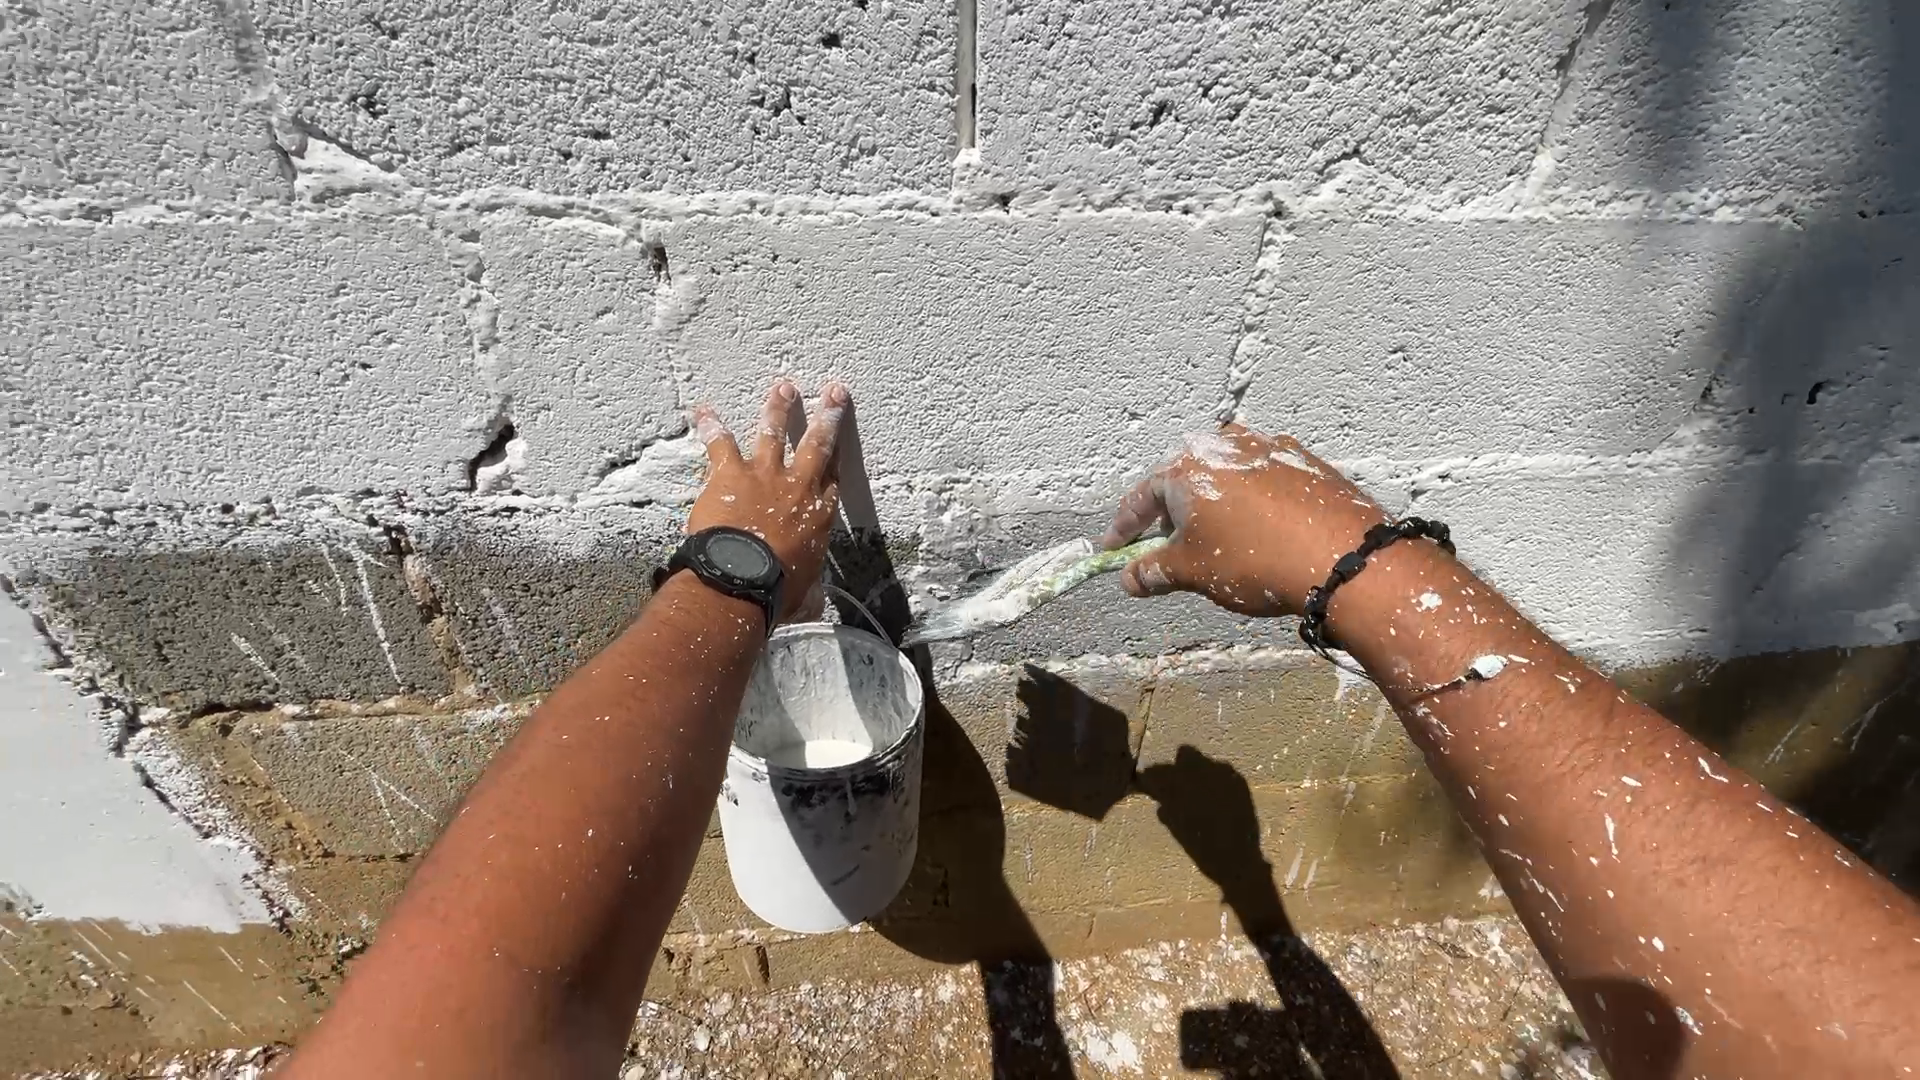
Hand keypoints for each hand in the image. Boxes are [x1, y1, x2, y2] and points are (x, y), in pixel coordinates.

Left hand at [689, 380, 848, 621]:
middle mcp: (799, 487)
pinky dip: (711, 426)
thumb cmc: (777, 591)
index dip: (836, 459)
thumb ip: (809, 592)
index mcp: (820, 515)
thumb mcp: (804, 595)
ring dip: (779, 407)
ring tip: (783, 386)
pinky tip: (703, 410)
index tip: (837, 444)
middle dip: (829, 415)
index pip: (833, 479)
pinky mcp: (731, 473)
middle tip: (834, 391)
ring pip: (775, 431)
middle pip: (818, 443)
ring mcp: (766, 475)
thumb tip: (812, 606)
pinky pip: (720, 443)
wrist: (743, 579)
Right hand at [1101, 425, 1386, 615]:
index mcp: (1187, 467)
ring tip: (1212, 538)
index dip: (1123, 528)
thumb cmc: (1253, 560)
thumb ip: (1152, 571)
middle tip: (1162, 545)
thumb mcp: (1191, 571)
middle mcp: (1224, 445)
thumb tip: (1127, 578)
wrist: (1344, 559)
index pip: (1141, 498)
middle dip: (1168, 514)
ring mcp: (1268, 448)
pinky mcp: (1305, 461)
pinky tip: (1256, 530)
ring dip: (1210, 506)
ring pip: (1222, 478)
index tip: (1112, 549)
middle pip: (1182, 482)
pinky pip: (1260, 481)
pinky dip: (1247, 503)